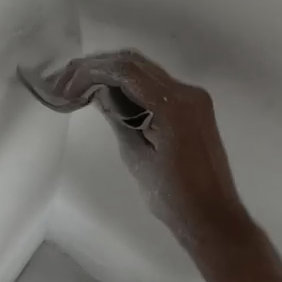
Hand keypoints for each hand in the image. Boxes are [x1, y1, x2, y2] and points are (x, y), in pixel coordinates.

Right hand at [46, 51, 246, 246]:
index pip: (126, 71)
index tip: (68, 85)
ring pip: (144, 69)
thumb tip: (99, 93)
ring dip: (112, 72)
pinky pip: (155, 84)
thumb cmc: (173, 197)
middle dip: (98, 67)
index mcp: (174, 105)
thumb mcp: (136, 156)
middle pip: (135, 63)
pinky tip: (108, 92)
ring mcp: (193, 97)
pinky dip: (130, 83)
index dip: (91, 71)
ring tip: (82, 84)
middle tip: (69, 80)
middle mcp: (187, 92)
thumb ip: (117, 118)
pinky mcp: (193, 106)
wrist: (214, 219)